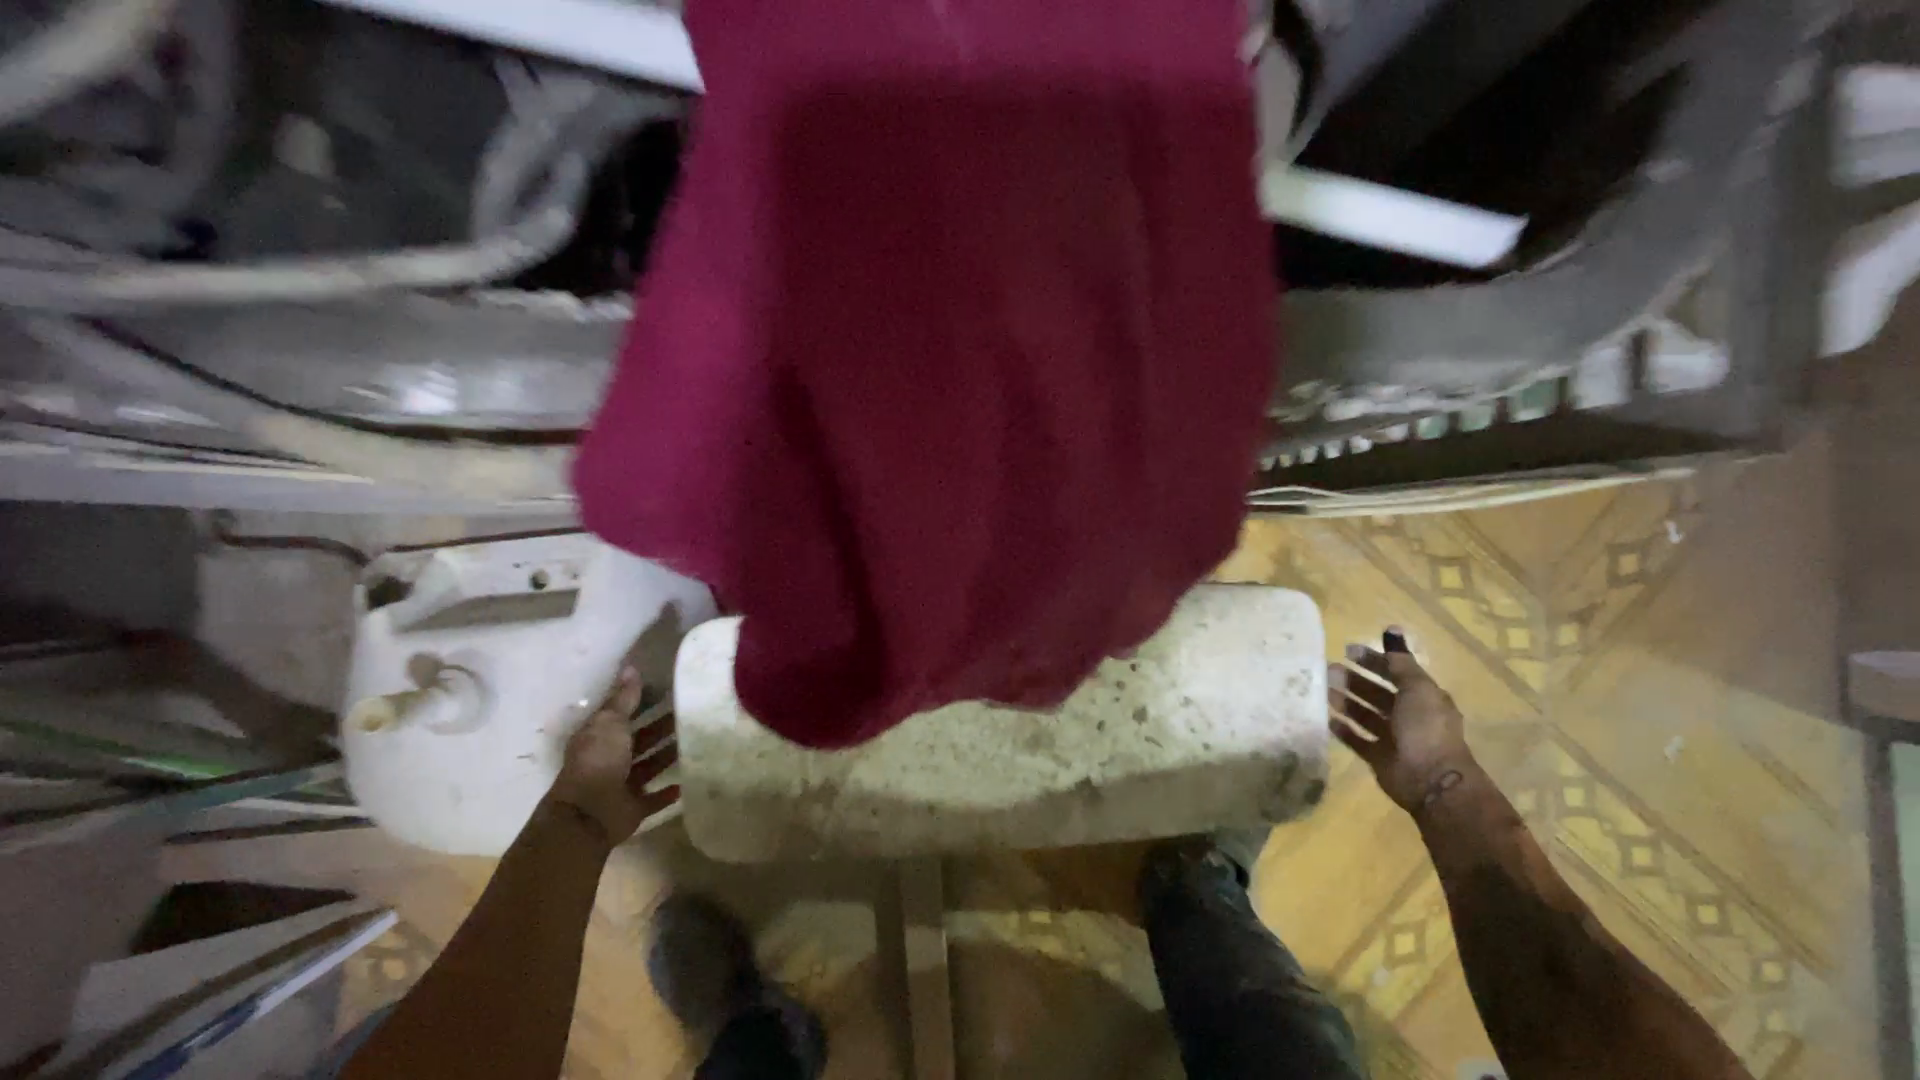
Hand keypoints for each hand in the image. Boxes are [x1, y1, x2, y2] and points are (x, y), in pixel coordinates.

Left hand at [546, 667, 679, 847]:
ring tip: (695, 744)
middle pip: (639, 741)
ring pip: (649, 767)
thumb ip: (624, 698)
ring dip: (666, 757)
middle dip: (660, 729)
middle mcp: (609, 760)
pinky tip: (685, 783)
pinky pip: (654, 799)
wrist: (589, 813)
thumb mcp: (610, 722)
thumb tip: (631, 668)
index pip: (622, 716)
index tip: (669, 692)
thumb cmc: (599, 760)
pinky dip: (667, 792)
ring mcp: (621, 786)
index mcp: (599, 738)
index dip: (642, 704)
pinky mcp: (633, 808)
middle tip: (690, 715)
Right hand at [1328, 635, 1475, 813]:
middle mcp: (1409, 715)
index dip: (1374, 660)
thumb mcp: (1417, 687)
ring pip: (1365, 714)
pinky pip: (1358, 739)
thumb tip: (1392, 630)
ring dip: (1346, 701)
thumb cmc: (1426, 727)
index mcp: (1423, 697)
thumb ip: (1400, 661)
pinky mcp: (1379, 757)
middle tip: (1328, 669)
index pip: (1396, 672)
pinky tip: (1327, 719)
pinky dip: (1344, 729)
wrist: (1431, 779)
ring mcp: (1393, 737)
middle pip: (1377, 693)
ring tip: (1323, 689)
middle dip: (1355, 680)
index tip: (1348, 650)